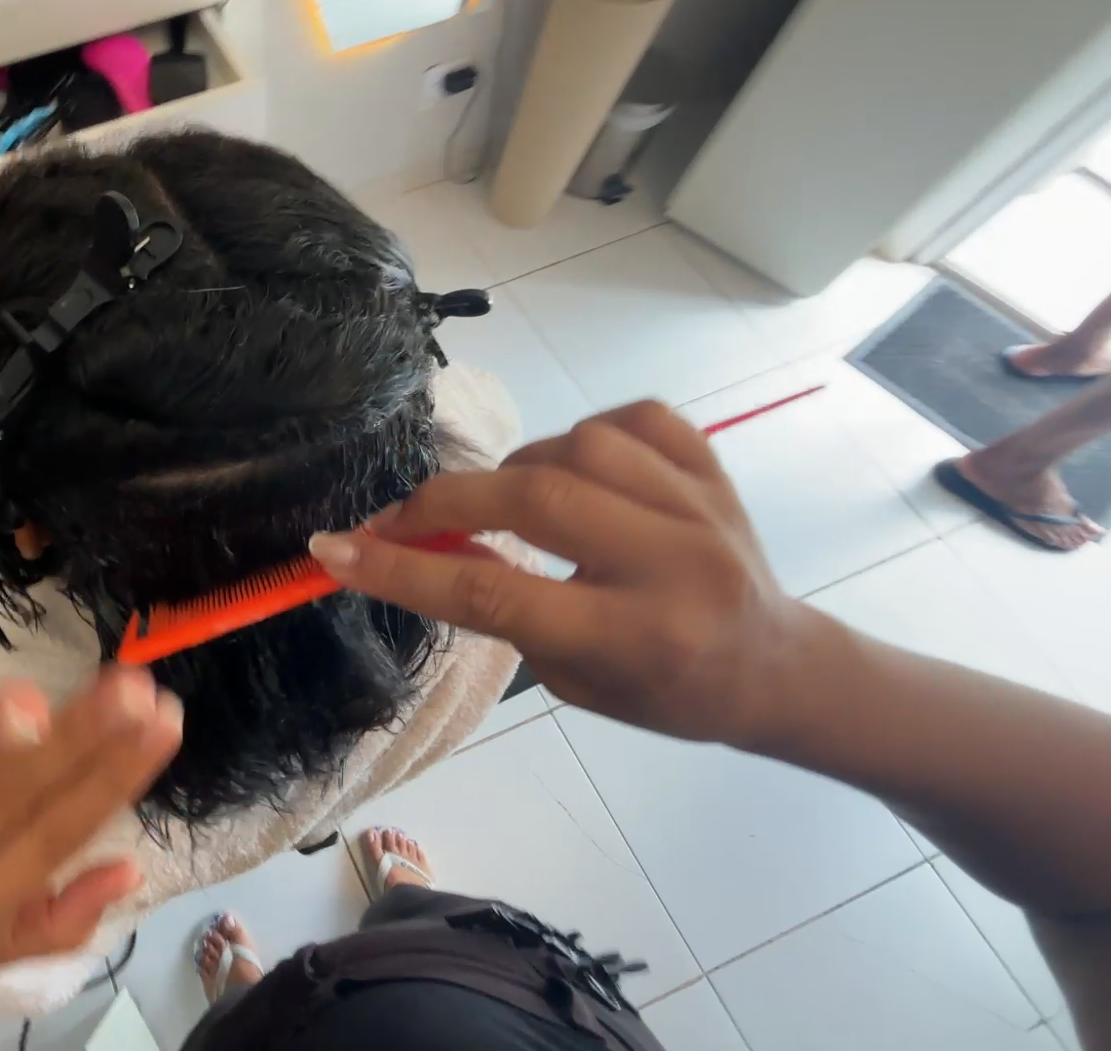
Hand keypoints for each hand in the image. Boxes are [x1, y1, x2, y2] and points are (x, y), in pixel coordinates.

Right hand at [308, 401, 820, 748]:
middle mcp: (672, 563)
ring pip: (578, 446)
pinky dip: (582, 433)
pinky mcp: (715, 468)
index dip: (402, 568)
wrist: (776, 668)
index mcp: (633, 637)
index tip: (335, 549)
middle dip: (444, 501)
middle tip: (400, 518)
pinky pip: (633, 417)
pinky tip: (572, 465)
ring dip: (515, 469)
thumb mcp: (569, 677)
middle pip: (534, 499)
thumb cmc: (660, 693)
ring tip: (504, 501)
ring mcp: (702, 506)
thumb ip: (502, 607)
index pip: (494, 593)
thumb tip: (428, 544)